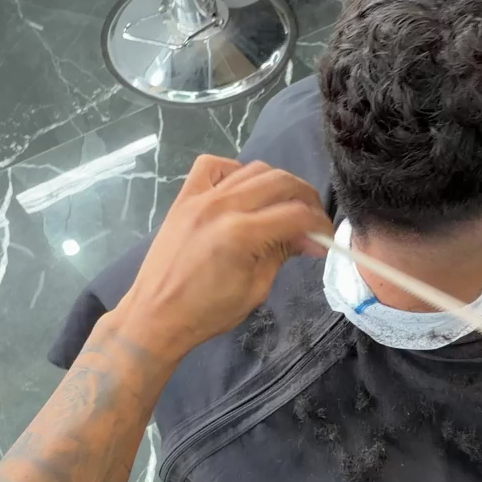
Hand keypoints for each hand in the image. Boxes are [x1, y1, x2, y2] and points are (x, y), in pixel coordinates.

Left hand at [110, 154, 331, 359]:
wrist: (156, 315)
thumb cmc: (207, 313)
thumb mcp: (255, 288)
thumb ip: (282, 253)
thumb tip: (310, 239)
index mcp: (242, 234)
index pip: (297, 215)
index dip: (319, 225)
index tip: (325, 238)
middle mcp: (223, 206)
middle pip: (281, 182)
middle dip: (306, 198)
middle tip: (313, 221)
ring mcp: (201, 198)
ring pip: (253, 169)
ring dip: (277, 184)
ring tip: (284, 206)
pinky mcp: (184, 198)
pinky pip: (214, 166)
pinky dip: (235, 171)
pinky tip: (243, 191)